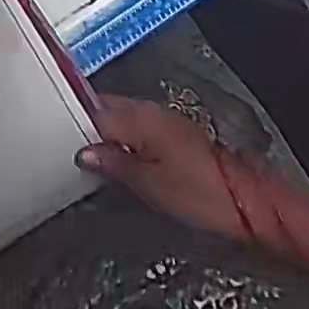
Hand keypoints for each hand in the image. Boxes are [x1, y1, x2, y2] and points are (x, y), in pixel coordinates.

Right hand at [77, 97, 306, 257]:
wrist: (246, 201)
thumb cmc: (199, 193)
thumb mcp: (147, 184)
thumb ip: (112, 163)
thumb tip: (85, 154)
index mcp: (136, 117)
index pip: (92, 110)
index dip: (74, 124)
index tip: (62, 139)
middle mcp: (147, 109)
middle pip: (104, 107)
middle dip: (87, 123)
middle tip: (73, 147)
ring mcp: (161, 117)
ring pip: (119, 114)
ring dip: (105, 129)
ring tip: (94, 155)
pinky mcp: (171, 130)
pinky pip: (134, 123)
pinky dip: (122, 135)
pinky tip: (121, 155)